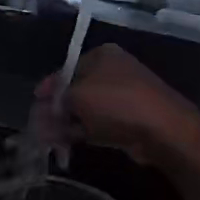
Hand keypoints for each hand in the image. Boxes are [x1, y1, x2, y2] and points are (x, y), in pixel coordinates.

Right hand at [35, 44, 199, 165]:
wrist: (163, 130)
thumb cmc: (117, 102)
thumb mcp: (78, 95)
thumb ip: (58, 100)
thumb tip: (45, 109)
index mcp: (103, 56)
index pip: (68, 68)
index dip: (50, 85)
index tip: (36, 100)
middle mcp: (113, 72)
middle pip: (75, 90)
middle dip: (55, 108)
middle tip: (37, 124)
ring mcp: (122, 98)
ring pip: (85, 110)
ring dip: (64, 123)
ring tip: (45, 138)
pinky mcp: (127, 121)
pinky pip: (97, 124)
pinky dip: (80, 132)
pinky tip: (62, 143)